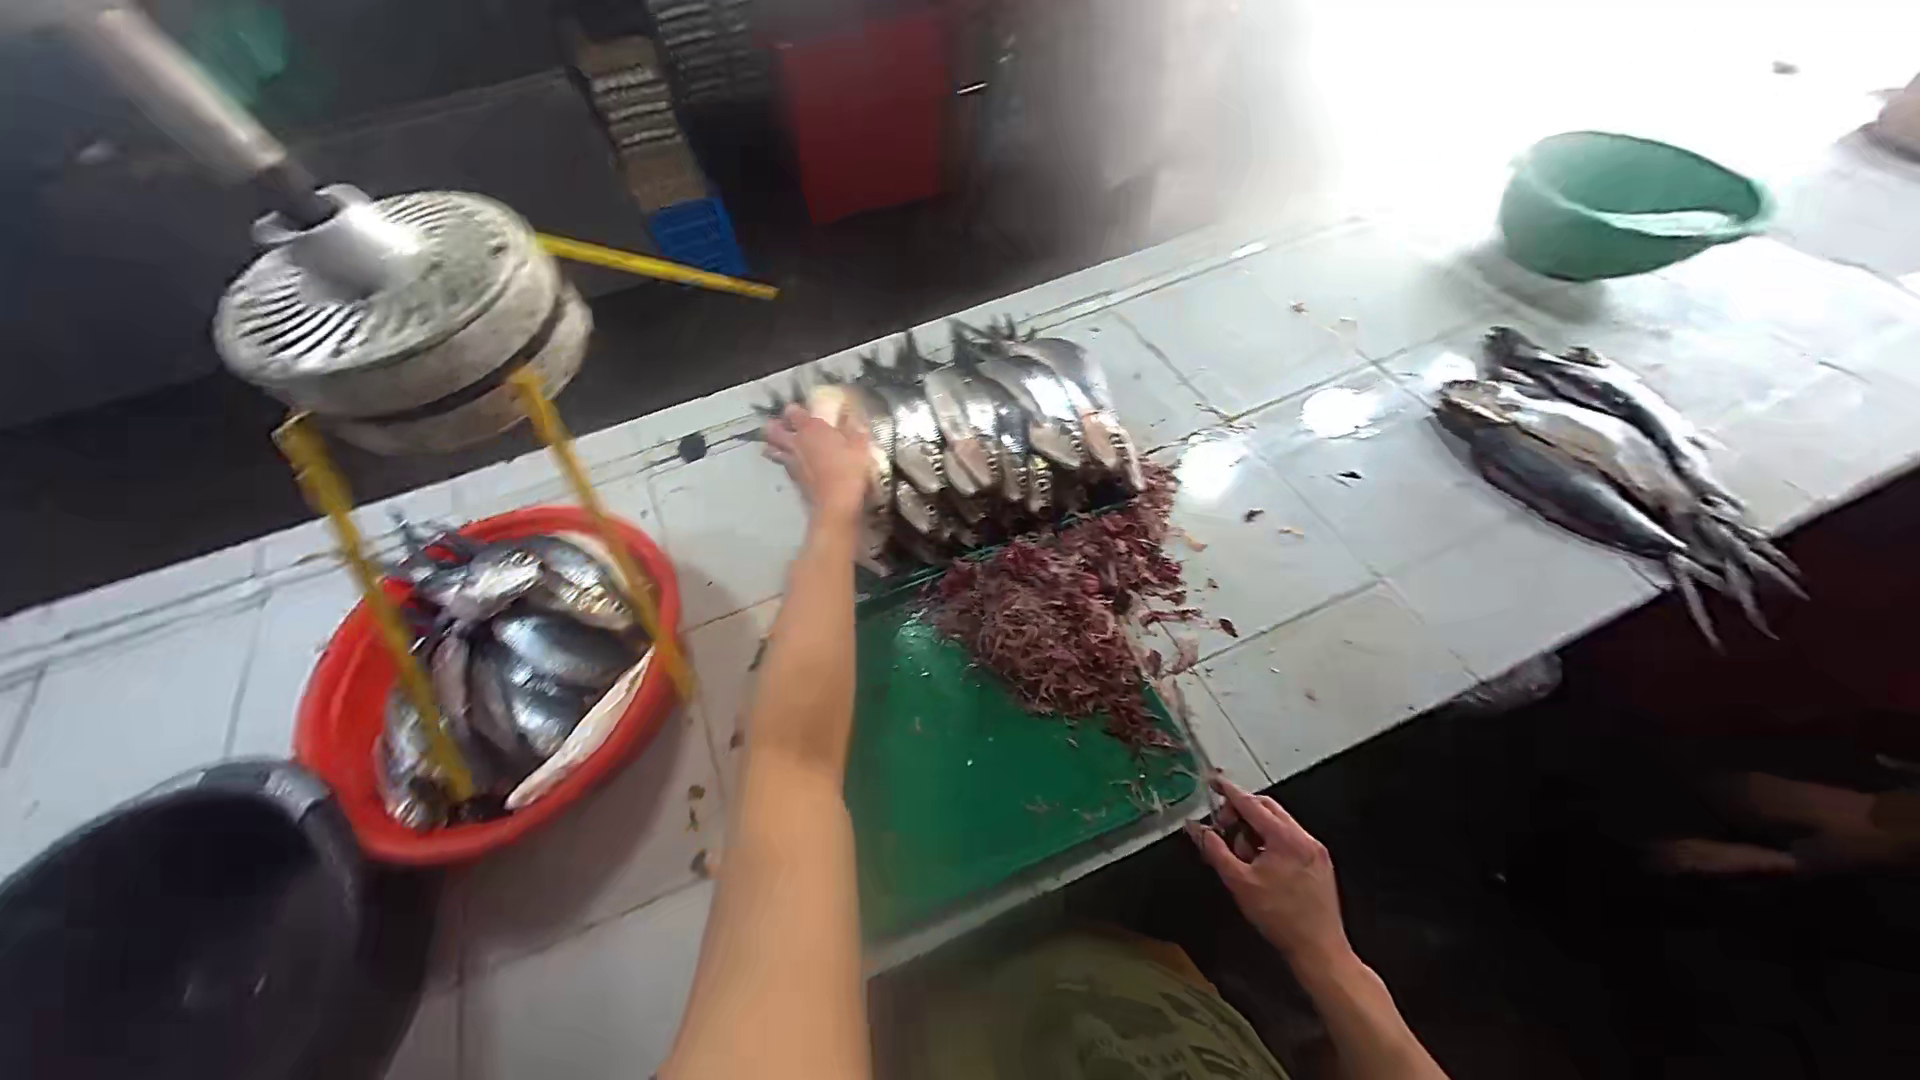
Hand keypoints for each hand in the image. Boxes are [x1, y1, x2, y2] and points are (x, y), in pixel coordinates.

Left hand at [764, 403, 872, 527]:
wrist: (836, 503)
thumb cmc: (849, 470)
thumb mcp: (860, 447)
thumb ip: (853, 431)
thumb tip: (850, 419)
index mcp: (811, 429)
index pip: (792, 412)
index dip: (794, 410)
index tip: (801, 411)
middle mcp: (796, 442)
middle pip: (773, 430)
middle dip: (774, 426)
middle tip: (783, 427)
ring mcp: (790, 461)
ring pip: (772, 449)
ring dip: (774, 445)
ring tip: (782, 445)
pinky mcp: (792, 479)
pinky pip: (782, 465)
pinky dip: (784, 461)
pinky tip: (794, 464)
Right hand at [1187, 777, 1352, 970]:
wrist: (1320, 951)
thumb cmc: (1279, 917)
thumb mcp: (1238, 881)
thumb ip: (1214, 849)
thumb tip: (1195, 828)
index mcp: (1285, 838)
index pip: (1250, 803)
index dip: (1228, 791)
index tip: (1213, 782)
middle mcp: (1303, 837)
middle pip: (1265, 807)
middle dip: (1241, 812)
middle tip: (1224, 828)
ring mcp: (1314, 849)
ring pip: (1278, 822)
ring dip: (1255, 828)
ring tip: (1243, 856)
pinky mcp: (1319, 862)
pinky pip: (1290, 837)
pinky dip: (1270, 840)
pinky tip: (1261, 864)